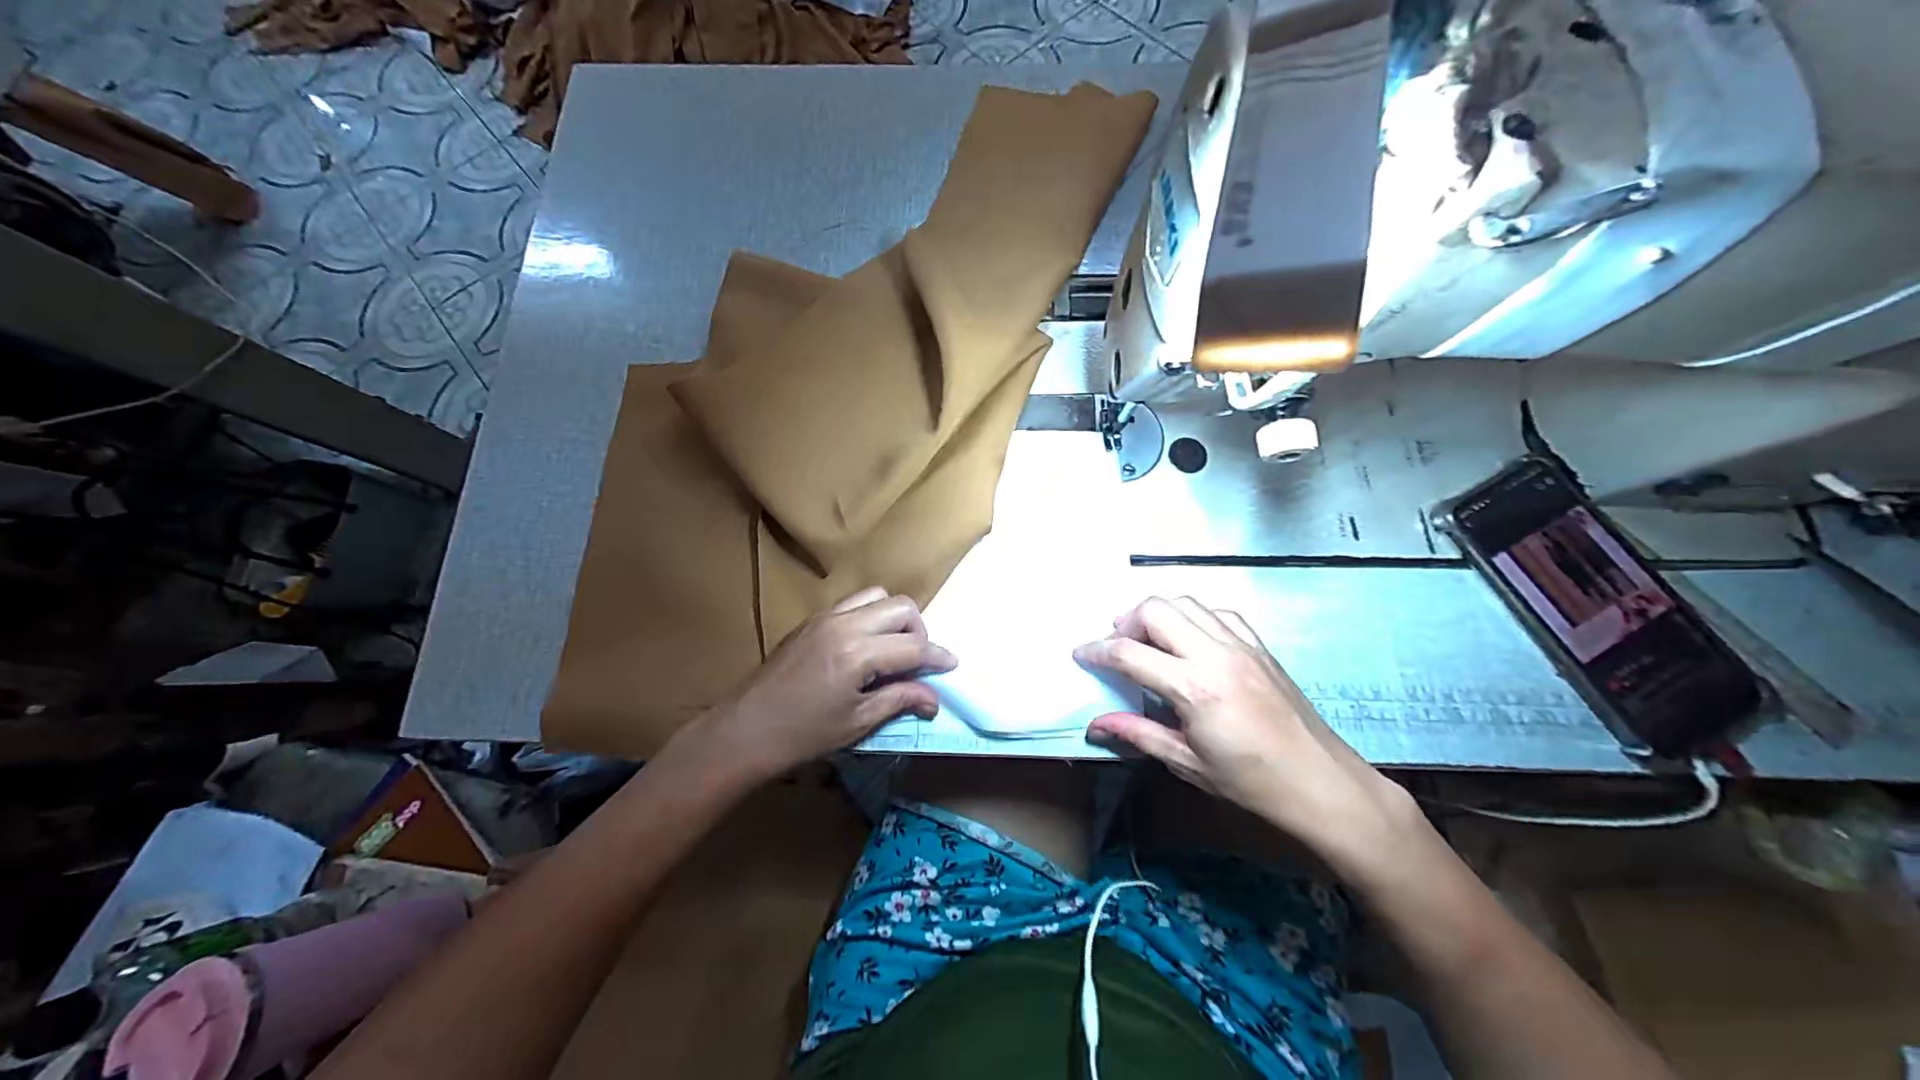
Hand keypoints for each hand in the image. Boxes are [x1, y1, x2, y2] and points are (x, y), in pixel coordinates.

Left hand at [688, 587, 955, 782]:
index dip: (937, 657)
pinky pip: (852, 604)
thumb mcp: (857, 722)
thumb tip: (934, 697)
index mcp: (857, 653)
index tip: (951, 666)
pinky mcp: (811, 620)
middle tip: (916, 662)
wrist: (746, 729)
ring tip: (890, 650)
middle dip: (918, 632)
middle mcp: (844, 624)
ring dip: (893, 619)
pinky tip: (863, 648)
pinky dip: (869, 617)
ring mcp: (825, 618)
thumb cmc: (804, 734)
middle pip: (901, 607)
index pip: (913, 646)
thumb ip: (899, 699)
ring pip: (877, 596)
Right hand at [1074, 597, 1421, 874]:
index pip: (1129, 653)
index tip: (1081, 655)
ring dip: (1158, 613)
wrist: (1321, 783)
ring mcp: (1241, 644)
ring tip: (1146, 638)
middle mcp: (1215, 654)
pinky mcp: (1259, 646)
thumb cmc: (1250, 782)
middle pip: (1155, 609)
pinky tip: (1188, 638)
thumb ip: (1138, 734)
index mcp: (1193, 687)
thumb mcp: (1186, 762)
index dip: (1097, 651)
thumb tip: (1095, 725)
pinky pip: (1217, 612)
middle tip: (1116, 646)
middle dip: (1125, 622)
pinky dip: (1192, 615)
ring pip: (1186, 601)